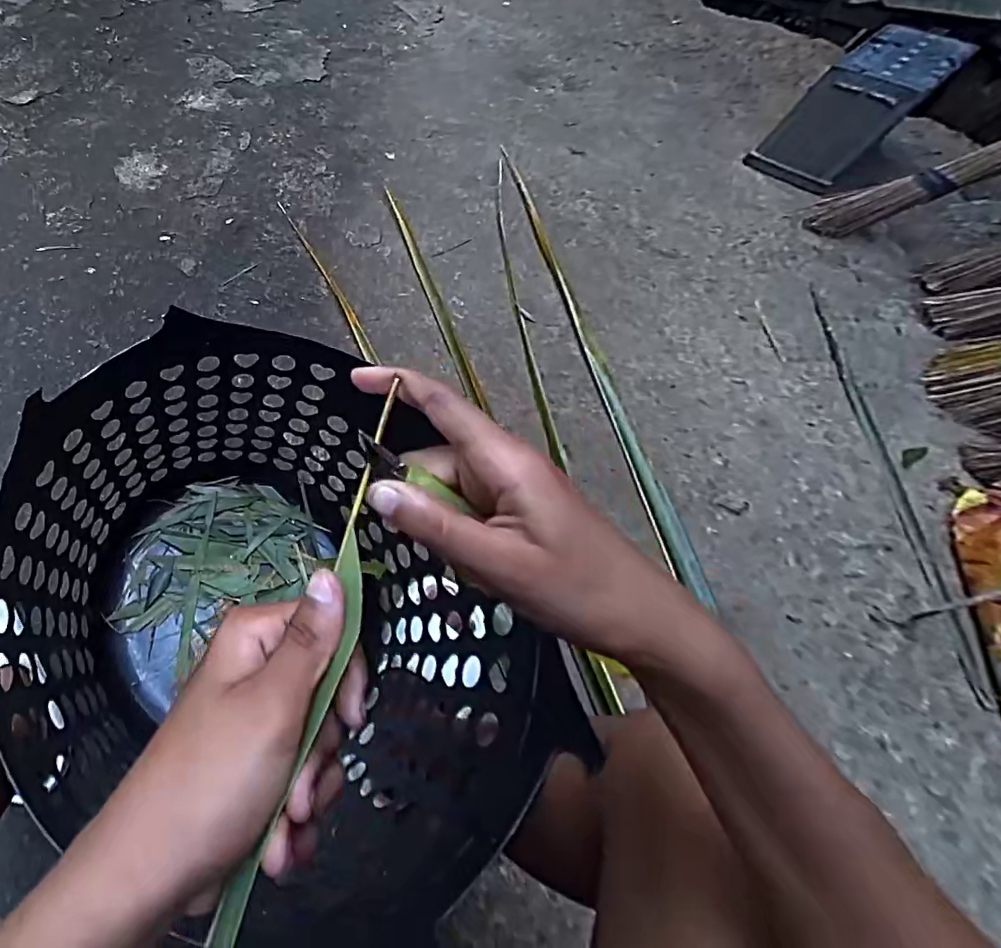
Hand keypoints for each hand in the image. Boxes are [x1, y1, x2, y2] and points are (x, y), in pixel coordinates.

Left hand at [90, 568, 365, 912]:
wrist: (158, 866)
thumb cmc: (214, 776)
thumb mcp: (272, 705)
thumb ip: (309, 642)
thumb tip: (331, 572)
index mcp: (251, 640)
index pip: (328, 629)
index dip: (347, 676)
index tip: (350, 718)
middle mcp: (253, 671)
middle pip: (327, 693)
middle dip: (321, 751)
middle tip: (295, 784)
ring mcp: (254, 720)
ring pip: (319, 743)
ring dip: (309, 791)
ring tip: (279, 819)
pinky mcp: (257, 764)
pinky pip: (303, 778)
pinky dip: (296, 814)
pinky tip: (277, 841)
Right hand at [351, 366, 710, 669]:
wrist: (643, 622)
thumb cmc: (580, 589)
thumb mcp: (498, 563)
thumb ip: (434, 525)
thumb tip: (377, 491)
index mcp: (504, 461)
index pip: (443, 406)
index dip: (398, 385)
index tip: (357, 378)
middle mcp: (502, 465)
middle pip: (431, 463)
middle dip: (420, 503)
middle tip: (445, 552)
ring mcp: (507, 488)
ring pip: (443, 493)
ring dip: (442, 529)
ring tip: (477, 568)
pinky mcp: (510, 510)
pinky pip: (461, 512)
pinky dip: (458, 538)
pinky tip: (483, 567)